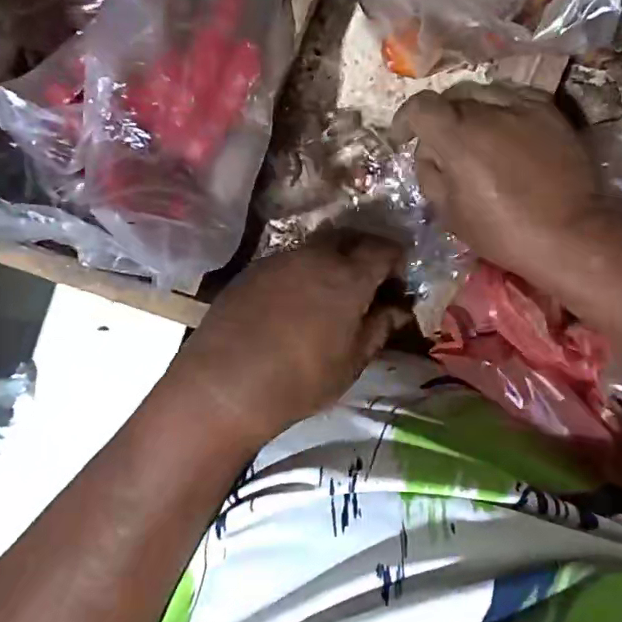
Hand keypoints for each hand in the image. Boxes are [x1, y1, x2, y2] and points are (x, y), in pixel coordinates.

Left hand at [169, 234, 404, 444]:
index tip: (398, 280)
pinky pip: (288, 260)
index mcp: (348, 276)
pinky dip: (302, 271)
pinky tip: (296, 300)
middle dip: (365, 251)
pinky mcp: (252, 269)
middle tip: (369, 280)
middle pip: (349, 237)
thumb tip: (397, 309)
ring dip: (332, 261)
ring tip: (331, 292)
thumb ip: (378, 328)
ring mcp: (279, 259)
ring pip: (316, 247)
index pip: (384, 249)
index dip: (397, 260)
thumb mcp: (351, 362)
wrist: (223, 384)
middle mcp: (315, 256)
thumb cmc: (299, 380)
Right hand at [395, 83, 620, 283]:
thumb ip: (431, 174)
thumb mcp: (450, 212)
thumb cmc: (504, 232)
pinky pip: (516, 97)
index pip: (421, 106)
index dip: (405, 119)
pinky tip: (506, 129)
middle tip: (443, 147)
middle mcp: (488, 110)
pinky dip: (503, 108)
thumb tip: (430, 154)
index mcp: (457, 136)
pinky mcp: (551, 112)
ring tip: (476, 135)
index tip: (404, 137)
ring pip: (484, 93)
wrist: (571, 235)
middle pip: (452, 99)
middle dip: (440, 120)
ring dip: (471, 111)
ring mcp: (523, 106)